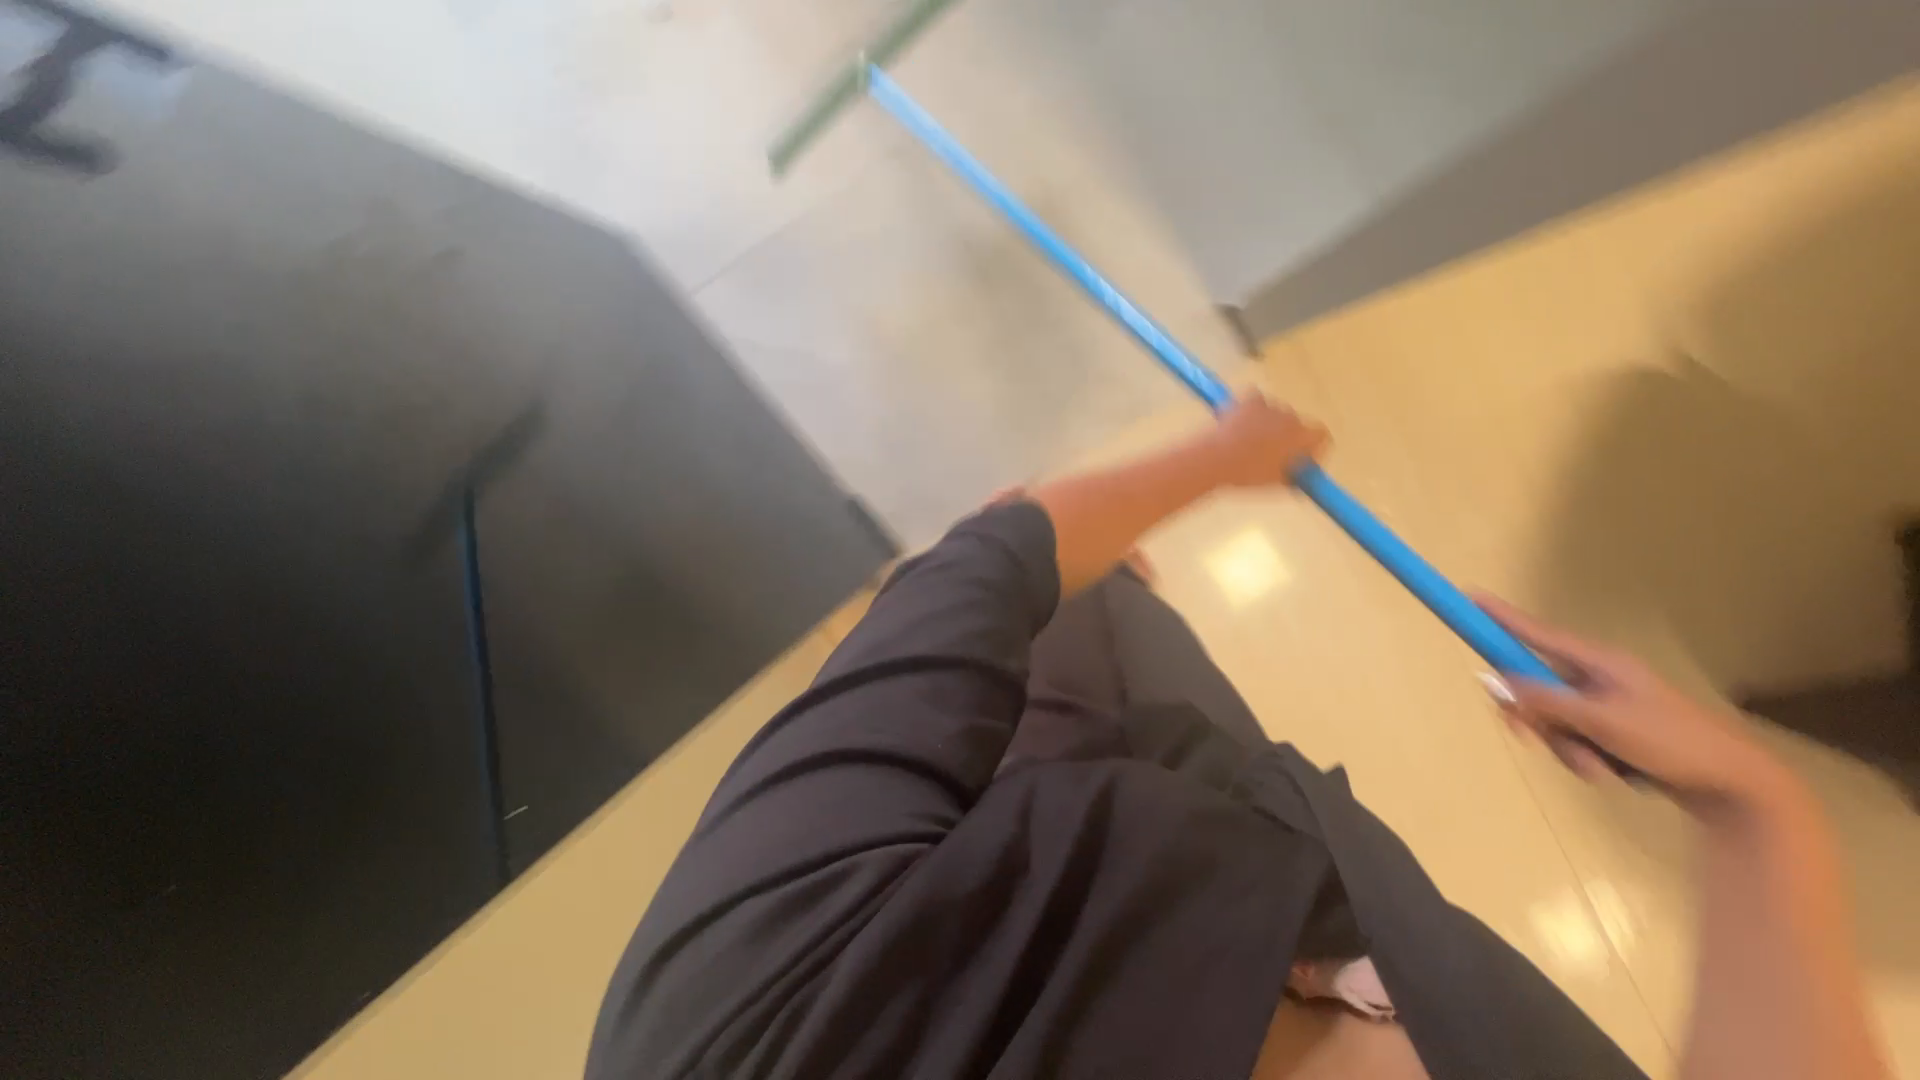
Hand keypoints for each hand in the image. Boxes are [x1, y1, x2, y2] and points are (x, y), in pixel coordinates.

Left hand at [1208, 394, 1329, 488]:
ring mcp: (1269, 406)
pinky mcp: (1249, 399)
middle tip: (1271, 451)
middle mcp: (1291, 417)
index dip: (1313, 447)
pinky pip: (1256, 400)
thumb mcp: (1274, 482)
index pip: (1321, 435)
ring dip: (1269, 422)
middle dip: (1287, 435)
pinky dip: (1252, 408)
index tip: (1302, 458)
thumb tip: (1295, 476)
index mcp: (1302, 437)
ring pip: (1276, 412)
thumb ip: (1291, 476)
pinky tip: (1241, 421)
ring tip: (1249, 439)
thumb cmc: (1247, 474)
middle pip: (1296, 423)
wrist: (1215, 459)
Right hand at [1478, 597, 1794, 814]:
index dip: (1500, 617)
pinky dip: (1583, 757)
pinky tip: (1612, 772)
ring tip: (1598, 767)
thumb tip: (1493, 680)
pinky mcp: (1614, 731)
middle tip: (1529, 737)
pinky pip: (1573, 738)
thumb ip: (1544, 703)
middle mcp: (1598, 678)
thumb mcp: (1601, 722)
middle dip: (1534, 717)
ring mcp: (1606, 705)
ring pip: (1552, 719)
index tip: (1469, 597)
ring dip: (1564, 747)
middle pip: (1535, 685)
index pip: (1536, 633)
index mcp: (1599, 663)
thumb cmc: (1672, 743)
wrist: (1737, 787)